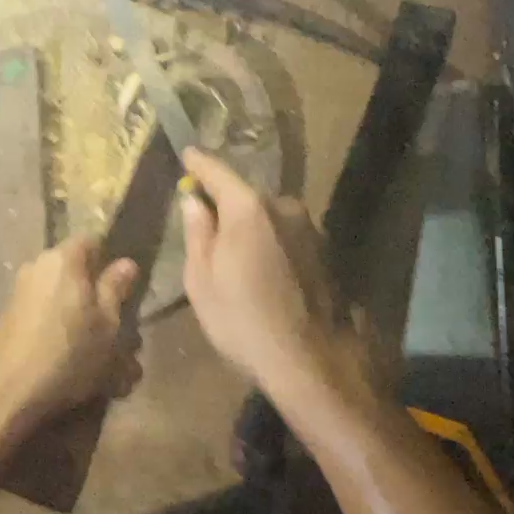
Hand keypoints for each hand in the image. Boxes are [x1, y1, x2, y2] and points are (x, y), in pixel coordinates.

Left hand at [0, 238, 139, 439]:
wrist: (9, 392)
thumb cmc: (69, 353)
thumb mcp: (107, 323)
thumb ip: (115, 288)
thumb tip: (126, 262)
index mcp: (63, 259)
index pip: (91, 240)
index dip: (110, 257)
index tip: (124, 284)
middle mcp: (36, 266)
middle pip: (73, 268)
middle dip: (94, 291)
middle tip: (116, 323)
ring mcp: (19, 291)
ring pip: (59, 293)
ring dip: (78, 313)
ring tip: (97, 349)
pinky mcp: (8, 316)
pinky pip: (43, 311)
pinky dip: (58, 326)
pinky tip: (69, 356)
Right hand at [179, 149, 377, 412]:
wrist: (310, 360)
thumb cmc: (242, 320)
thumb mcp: (201, 280)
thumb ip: (198, 233)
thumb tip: (194, 202)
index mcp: (248, 209)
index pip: (218, 173)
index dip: (199, 164)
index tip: (188, 153)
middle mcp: (283, 207)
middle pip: (246, 198)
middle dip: (226, 207)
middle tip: (206, 227)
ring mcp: (310, 228)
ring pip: (269, 218)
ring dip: (252, 230)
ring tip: (236, 260)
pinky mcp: (325, 251)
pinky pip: (287, 237)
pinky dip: (271, 245)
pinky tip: (264, 274)